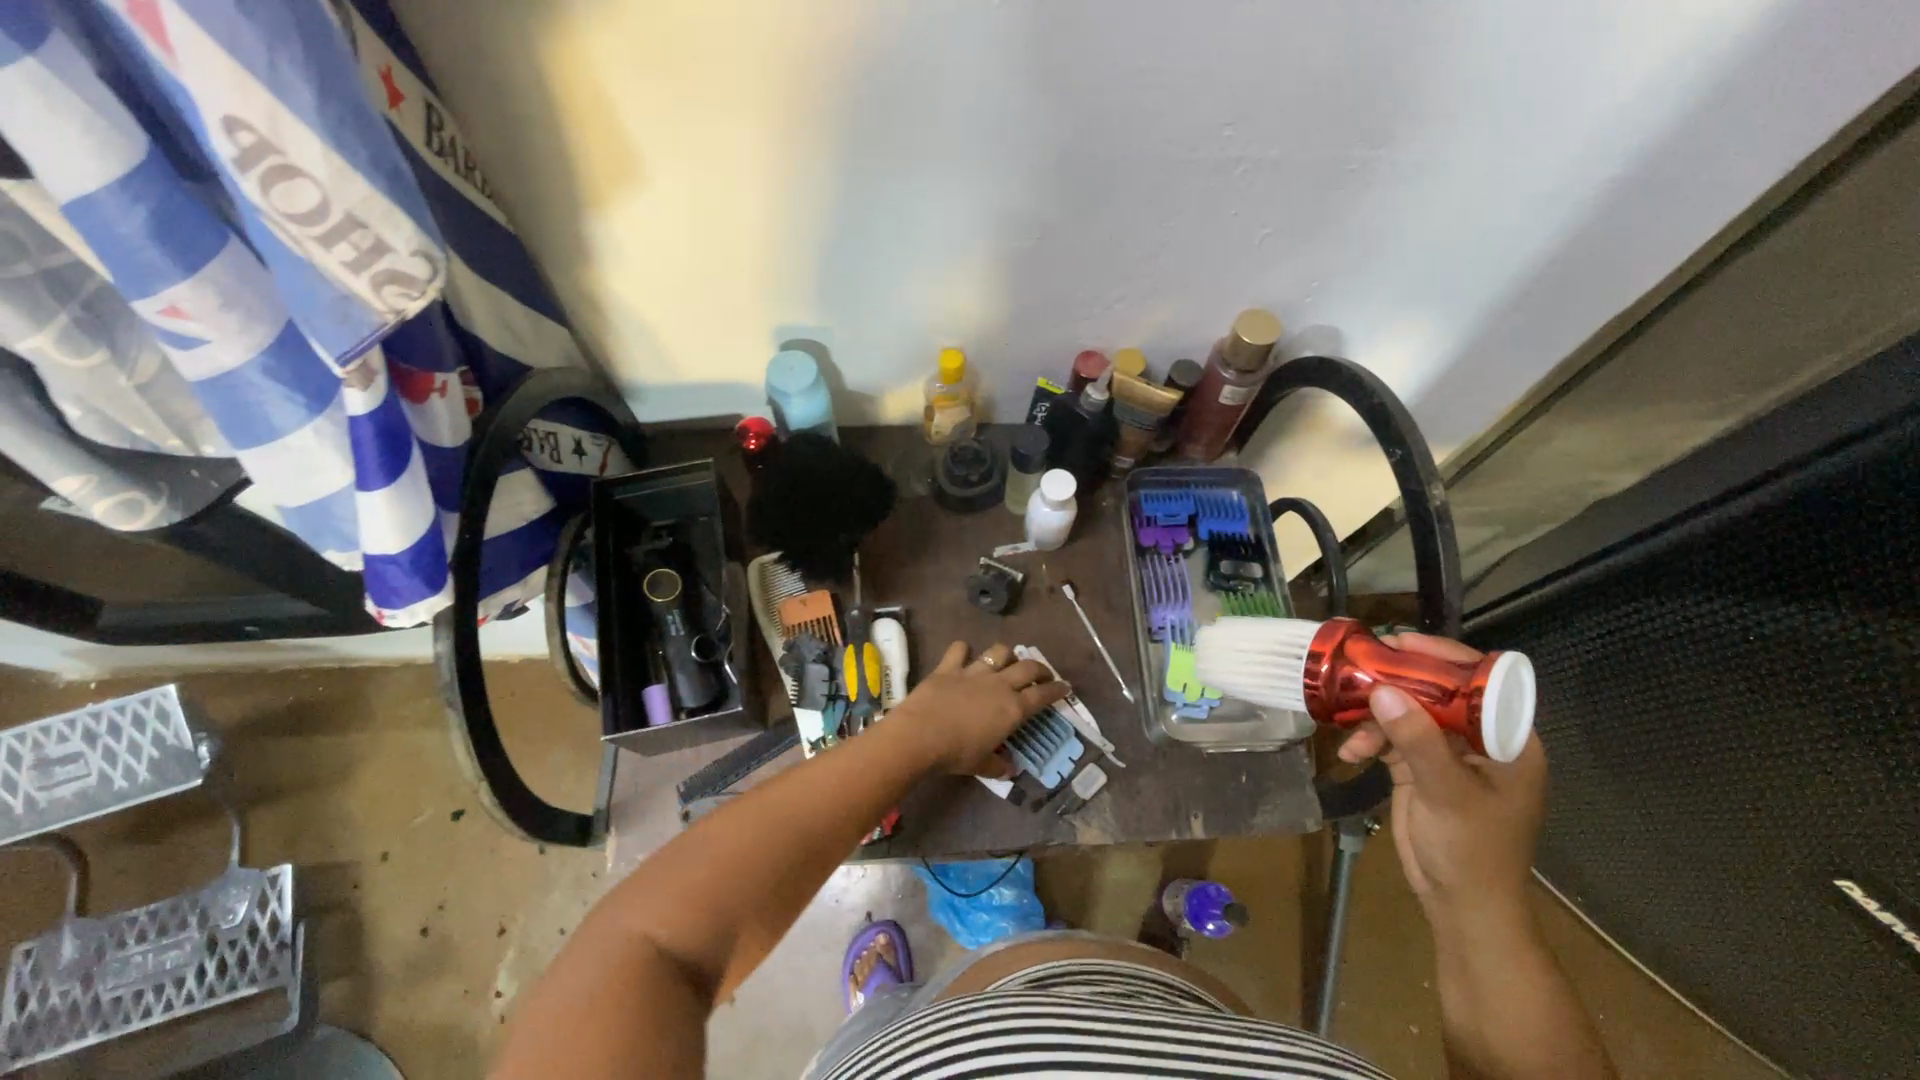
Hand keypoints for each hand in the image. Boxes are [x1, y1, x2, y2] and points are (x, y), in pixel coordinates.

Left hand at [886, 642, 1068, 774]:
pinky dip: (964, 649)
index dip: (1057, 690)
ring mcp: (974, 672)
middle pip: (1028, 667)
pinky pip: (959, 649)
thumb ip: (998, 765)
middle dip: (1040, 668)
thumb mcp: (981, 765)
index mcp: (1013, 709)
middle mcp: (999, 685)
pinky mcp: (949, 667)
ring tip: (1008, 660)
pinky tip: (964, 653)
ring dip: (1007, 654)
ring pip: (999, 652)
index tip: (1066, 686)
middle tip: (1043, 674)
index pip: (1043, 695)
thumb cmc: (955, 753)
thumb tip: (1010, 769)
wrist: (920, 735)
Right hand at [1336, 633, 1547, 928]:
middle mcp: (1479, 740)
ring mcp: (1449, 755)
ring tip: (1346, 724)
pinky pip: (1392, 740)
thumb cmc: (1473, 850)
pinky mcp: (1422, 771)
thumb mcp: (1448, 792)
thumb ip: (1417, 740)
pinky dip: (1370, 742)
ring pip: (1409, 715)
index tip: (1398, 643)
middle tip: (1358, 669)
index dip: (1442, 657)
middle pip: (1437, 693)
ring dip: (1376, 718)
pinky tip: (1349, 753)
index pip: (1480, 681)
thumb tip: (1382, 691)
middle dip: (1397, 684)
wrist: (1462, 906)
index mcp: (1507, 739)